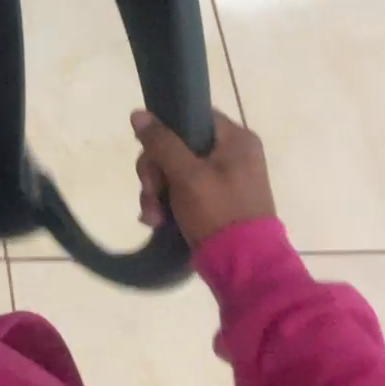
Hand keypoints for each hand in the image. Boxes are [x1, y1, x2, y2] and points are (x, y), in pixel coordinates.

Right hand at [131, 108, 275, 246]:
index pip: (191, 115)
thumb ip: (161, 142)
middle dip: (155, 171)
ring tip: (152, 215)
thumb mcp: (186, 175)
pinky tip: (156, 220)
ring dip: (156, 191)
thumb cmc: (219, 214)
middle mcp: (233, 154)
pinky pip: (181, 189)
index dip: (164, 129)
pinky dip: (166, 203)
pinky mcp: (215, 200)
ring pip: (173, 169)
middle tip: (149, 190)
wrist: (246, 272)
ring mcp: (224, 178)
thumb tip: (138, 113)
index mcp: (236, 140)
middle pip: (176, 145)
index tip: (148, 150)